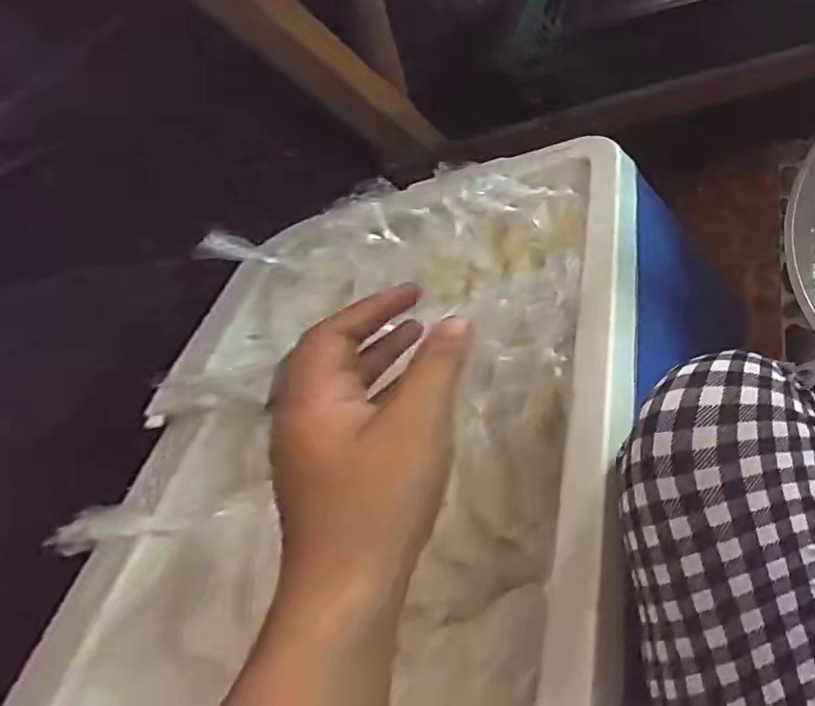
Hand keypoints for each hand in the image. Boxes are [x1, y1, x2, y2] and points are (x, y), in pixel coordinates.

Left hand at [270, 284, 472, 606]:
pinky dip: (388, 384)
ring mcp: (317, 448)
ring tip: (423, 336)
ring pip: (345, 385)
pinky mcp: (336, 468)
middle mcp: (304, 421)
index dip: (370, 309)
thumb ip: (438, 365)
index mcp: (311, 403)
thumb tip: (456, 320)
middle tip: (417, 306)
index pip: (328, 338)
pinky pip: (358, 407)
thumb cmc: (381, 492)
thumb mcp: (418, 420)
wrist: (350, 578)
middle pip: (328, 360)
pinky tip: (420, 388)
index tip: (415, 290)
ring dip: (381, 355)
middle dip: (372, 328)